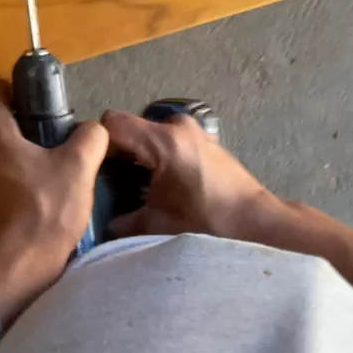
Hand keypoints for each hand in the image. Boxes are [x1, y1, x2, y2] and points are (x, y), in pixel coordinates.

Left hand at [0, 84, 107, 324]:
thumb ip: (90, 137)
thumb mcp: (79, 168)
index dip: (15, 90)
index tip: (36, 99)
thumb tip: (93, 128)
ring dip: (15, 157)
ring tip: (45, 170)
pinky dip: (9, 182)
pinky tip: (33, 197)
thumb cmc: (46, 210)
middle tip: (51, 138)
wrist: (18, 268)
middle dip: (20, 127)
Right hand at [100, 109, 352, 286]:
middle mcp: (176, 127)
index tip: (90, 170)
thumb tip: (95, 226)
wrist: (263, 229)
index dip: (96, 144)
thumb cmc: (212, 226)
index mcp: (163, 141)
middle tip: (105, 184)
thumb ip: (121, 223)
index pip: (111, 123)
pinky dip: (154, 158)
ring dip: (136, 156)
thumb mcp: (159, 226)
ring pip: (146, 134)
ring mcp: (192, 131)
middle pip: (128, 127)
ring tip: (130, 187)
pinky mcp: (202, 141)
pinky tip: (155, 187)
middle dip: (115, 153)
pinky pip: (165, 141)